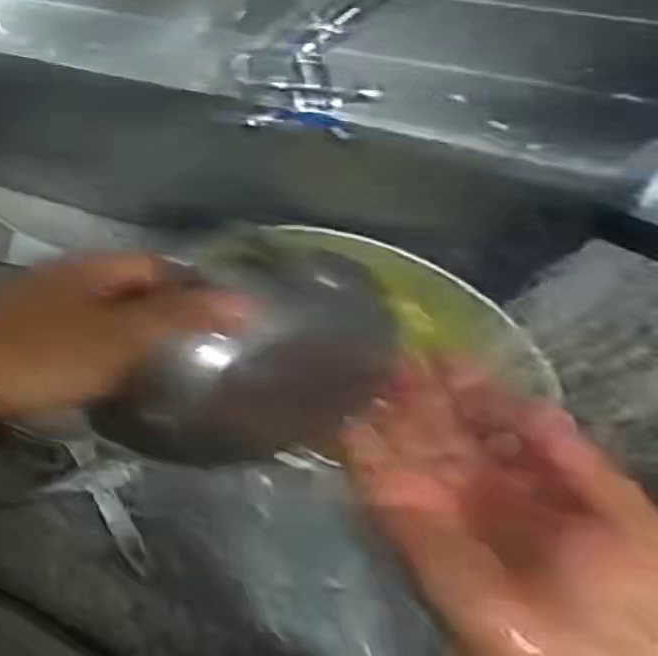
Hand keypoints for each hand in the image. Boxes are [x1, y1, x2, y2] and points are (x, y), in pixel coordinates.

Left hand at [0, 252, 245, 419]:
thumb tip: (245, 298)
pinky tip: (116, 370)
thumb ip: (177, 317)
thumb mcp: (118, 339)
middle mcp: (60, 274)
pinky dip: (105, 343)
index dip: (197, 287)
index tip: (237, 323)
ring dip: (136, 328)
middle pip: (127, 282)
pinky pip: (78, 327)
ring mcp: (37, 299)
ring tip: (174, 363)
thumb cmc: (44, 357)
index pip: (154, 263)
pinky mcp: (22, 328)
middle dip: (169, 309)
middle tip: (213, 349)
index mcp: (85, 268)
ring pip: (101, 306)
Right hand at [343, 362, 657, 655]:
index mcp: (530, 482)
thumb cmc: (624, 588)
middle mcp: (474, 480)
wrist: (570, 648)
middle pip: (438, 423)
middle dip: (418, 385)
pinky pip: (364, 461)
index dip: (471, 388)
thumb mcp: (626, 520)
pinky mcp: (387, 502)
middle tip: (396, 345)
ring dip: (380, 398)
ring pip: (397, 433)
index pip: (490, 423)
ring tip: (363, 358)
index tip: (446, 351)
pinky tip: (342, 397)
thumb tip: (528, 400)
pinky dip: (350, 429)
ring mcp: (427, 489)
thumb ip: (574, 460)